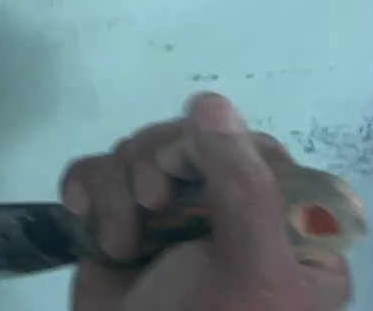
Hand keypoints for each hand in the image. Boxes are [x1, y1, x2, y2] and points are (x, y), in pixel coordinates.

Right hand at [61, 94, 352, 310]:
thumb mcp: (246, 272)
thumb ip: (240, 186)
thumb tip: (211, 99)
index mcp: (288, 236)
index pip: (256, 150)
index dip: (210, 147)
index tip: (181, 175)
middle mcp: (232, 220)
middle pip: (187, 141)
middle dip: (153, 165)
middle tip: (147, 204)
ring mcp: (172, 220)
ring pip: (135, 152)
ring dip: (115, 189)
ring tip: (119, 239)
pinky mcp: (119, 220)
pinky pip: (96, 169)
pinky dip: (84, 188)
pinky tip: (85, 220)